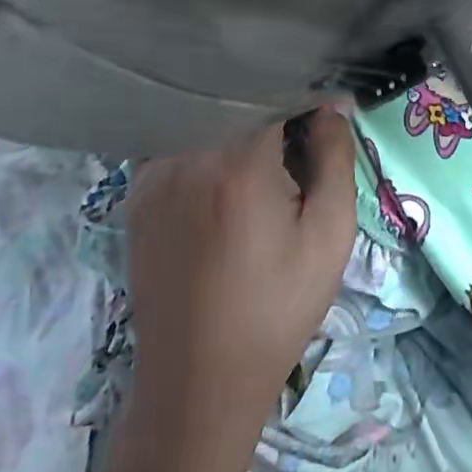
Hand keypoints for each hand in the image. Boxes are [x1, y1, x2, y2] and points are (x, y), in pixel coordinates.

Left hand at [98, 109, 357, 471]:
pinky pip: (181, 144)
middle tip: (303, 143)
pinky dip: (210, 146)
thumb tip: (332, 106)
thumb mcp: (330, 232)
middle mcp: (185, 156)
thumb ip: (335, 157)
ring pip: (207, 119)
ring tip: (267, 163)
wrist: (201, 379)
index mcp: (236, 163)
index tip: (332, 112)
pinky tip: (229, 182)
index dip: (309, 96)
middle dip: (277, 110)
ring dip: (241, 127)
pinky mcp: (137, 195)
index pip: (277, 92)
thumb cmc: (277, 305)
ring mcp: (152, 174)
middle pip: (238, 101)